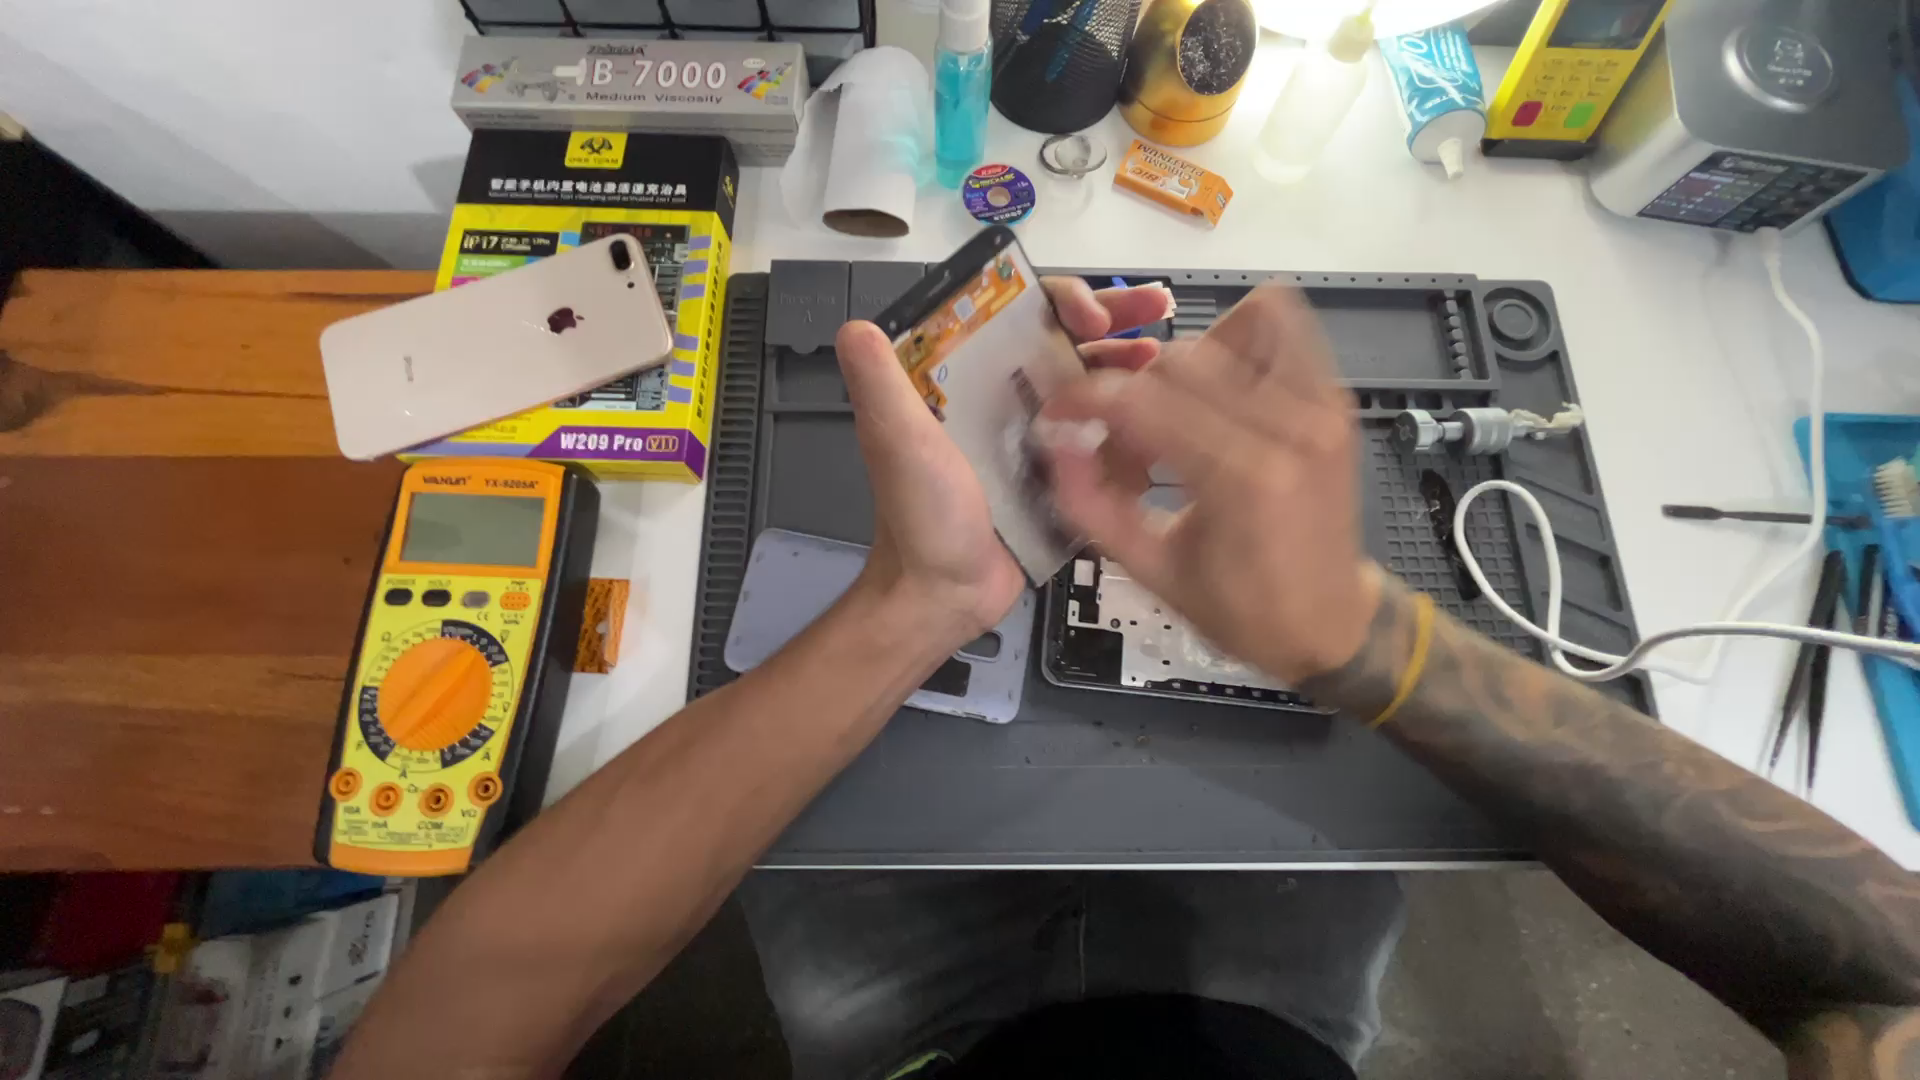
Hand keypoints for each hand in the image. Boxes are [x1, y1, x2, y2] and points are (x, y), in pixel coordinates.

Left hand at [836, 279, 1174, 652]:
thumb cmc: (918, 518)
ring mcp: (1032, 436)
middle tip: (1152, 313)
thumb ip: (879, 384)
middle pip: (1062, 342)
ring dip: (1125, 367)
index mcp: (961, 380)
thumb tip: (857, 327)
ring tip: (1160, 361)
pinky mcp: (1056, 473)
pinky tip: (1155, 420)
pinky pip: (1096, 438)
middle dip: (1110, 322)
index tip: (1092, 315)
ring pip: (1087, 385)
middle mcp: (997, 398)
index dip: (1059, 301)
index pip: (1016, 315)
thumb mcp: (896, 442)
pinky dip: (1126, 424)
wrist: (945, 593)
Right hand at [1042, 285, 1378, 682]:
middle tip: (1121, 443)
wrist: (1330, 624)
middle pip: (1180, 359)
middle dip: (1131, 391)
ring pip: (1235, 325)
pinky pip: (1281, 329)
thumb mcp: (1149, 568)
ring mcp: (1322, 404)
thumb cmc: (1238, 609)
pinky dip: (1235, 343)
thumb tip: (1054, 442)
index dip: (1085, 398)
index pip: (1143, 399)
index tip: (1057, 414)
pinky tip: (1213, 394)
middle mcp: (1290, 425)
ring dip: (1186, 359)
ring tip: (1171, 410)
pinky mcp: (1334, 399)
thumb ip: (1090, 504)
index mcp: (1243, 478)